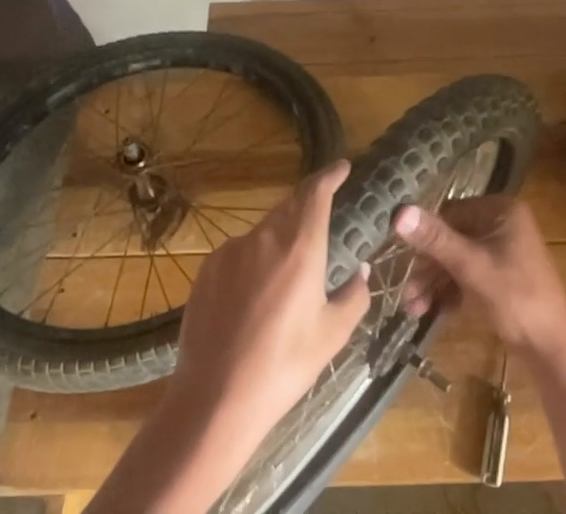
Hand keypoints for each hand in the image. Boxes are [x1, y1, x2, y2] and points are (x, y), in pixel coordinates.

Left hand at [171, 160, 369, 437]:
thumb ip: (353, 295)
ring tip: (289, 277)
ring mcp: (230, 252)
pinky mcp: (206, 271)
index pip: (315, 193)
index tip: (341, 167)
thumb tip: (358, 271)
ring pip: (263, 233)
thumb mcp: (333, 334)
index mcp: (300, 247)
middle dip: (307, 207)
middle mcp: (263, 239)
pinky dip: (254, 262)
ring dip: (280, 240)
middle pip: (289, 208)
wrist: (216, 397)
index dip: (329, 175)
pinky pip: (239, 254)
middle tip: (323, 224)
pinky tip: (256, 298)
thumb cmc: (285, 366)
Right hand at [393, 197, 565, 356]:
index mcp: (501, 211)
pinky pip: (468, 274)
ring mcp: (504, 249)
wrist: (551, 347)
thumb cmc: (515, 299)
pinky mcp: (502, 273)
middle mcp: (503, 223)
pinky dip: (451, 290)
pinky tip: (435, 311)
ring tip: (414, 310)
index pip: (450, 214)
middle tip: (407, 296)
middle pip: (451, 238)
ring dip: (435, 283)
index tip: (404, 266)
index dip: (425, 240)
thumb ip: (435, 239)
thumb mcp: (471, 267)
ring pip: (457, 259)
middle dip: (428, 269)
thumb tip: (399, 212)